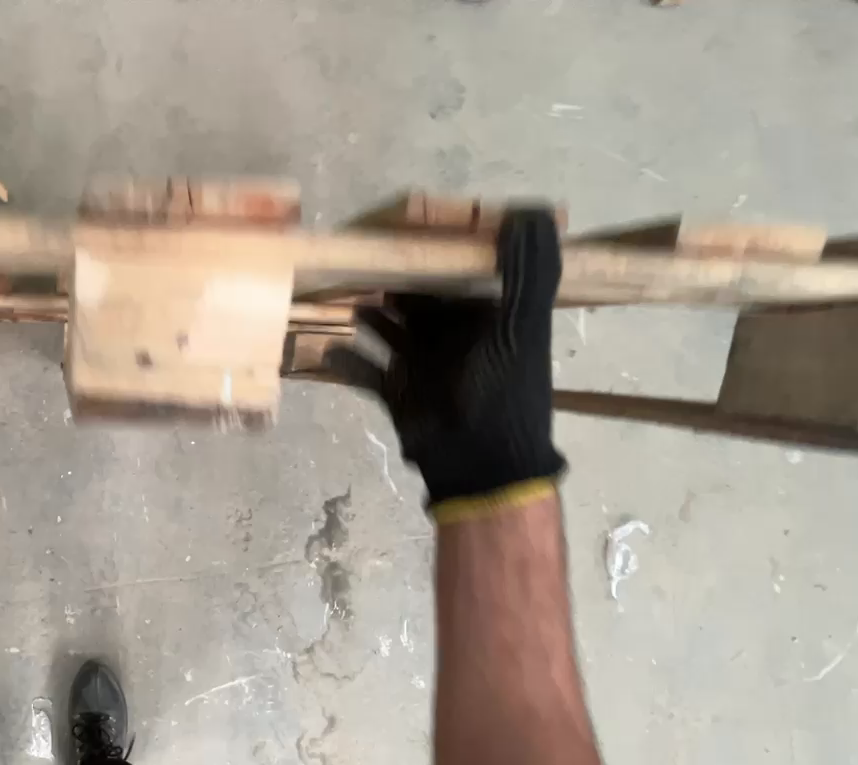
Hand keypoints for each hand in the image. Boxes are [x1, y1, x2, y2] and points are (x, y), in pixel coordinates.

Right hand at [326, 209, 564, 521]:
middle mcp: (452, 337)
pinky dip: (347, 361)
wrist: (481, 462)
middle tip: (360, 260)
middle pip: (416, 300)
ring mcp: (421, 365)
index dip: (435, 253)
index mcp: (487, 317)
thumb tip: (523, 209)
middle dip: (391, 283)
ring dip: (367, 317)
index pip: (458, 275)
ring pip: (387, 330)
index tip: (405, 228)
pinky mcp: (396, 392)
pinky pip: (365, 370)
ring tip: (341, 298)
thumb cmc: (504, 390)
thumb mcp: (522, 324)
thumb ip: (528, 269)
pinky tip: (329, 349)